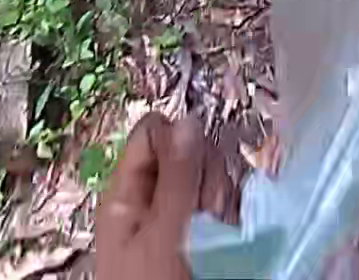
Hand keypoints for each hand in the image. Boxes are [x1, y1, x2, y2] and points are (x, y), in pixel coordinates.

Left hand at [93, 114, 238, 279]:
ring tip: (219, 228)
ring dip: (220, 196)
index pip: (153, 132)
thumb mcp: (159, 234)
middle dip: (205, 173)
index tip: (197, 165)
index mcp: (127, 191)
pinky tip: (231, 234)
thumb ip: (175, 177)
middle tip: (209, 207)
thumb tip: (188, 119)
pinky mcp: (201, 240)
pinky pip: (220, 209)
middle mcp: (151, 199)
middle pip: (185, 152)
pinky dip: (228, 216)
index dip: (178, 139)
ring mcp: (176, 220)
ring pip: (207, 180)